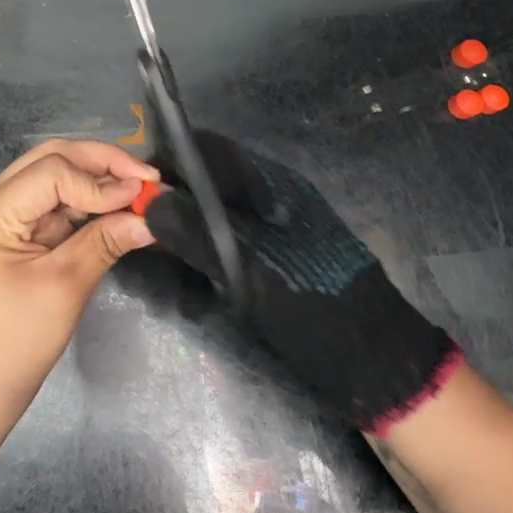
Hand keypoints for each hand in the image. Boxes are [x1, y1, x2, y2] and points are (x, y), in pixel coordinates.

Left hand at [0, 140, 158, 418]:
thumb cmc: (17, 339)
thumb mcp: (65, 288)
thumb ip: (104, 243)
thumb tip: (150, 216)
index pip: (52, 171)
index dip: (100, 179)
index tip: (142, 196)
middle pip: (51, 159)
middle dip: (101, 163)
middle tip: (147, 179)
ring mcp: (0, 213)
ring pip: (53, 173)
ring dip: (96, 177)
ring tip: (138, 190)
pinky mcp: (14, 228)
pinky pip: (52, 199)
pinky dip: (85, 199)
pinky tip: (115, 206)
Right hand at [143, 132, 462, 432]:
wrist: (378, 362)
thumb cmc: (315, 307)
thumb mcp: (250, 270)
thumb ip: (198, 232)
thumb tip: (150, 202)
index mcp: (270, 184)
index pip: (206, 150)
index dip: (167, 162)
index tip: (134, 189)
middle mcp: (274, 191)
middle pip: (210, 174)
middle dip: (173, 191)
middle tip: (141, 220)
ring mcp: (280, 220)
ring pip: (219, 203)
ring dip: (188, 216)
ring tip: (160, 240)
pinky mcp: (281, 248)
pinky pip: (233, 228)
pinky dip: (207, 237)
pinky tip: (195, 260)